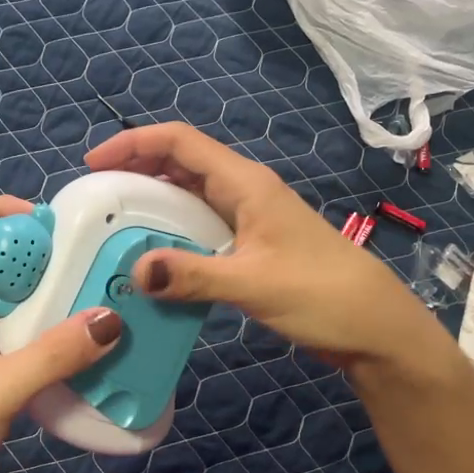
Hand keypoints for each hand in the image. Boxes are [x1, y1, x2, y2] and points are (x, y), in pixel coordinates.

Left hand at [0, 196, 122, 472]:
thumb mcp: (1, 389)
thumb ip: (54, 353)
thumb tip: (110, 317)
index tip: (45, 220)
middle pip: (0, 260)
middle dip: (40, 251)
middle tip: (89, 256)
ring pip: (17, 299)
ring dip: (51, 293)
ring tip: (98, 291)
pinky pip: (26, 336)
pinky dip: (53, 330)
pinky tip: (86, 342)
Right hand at [85, 122, 438, 365]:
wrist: (379, 330)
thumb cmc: (323, 295)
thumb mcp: (254, 284)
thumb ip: (192, 275)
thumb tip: (135, 270)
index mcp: (245, 183)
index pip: (179, 142)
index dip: (133, 143)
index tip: (94, 165)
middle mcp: (243, 190)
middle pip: (179, 162)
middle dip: (135, 169)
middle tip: (96, 198)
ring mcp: (248, 216)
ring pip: (188, 193)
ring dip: (151, 201)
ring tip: (113, 224)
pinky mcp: (250, 243)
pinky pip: (199, 223)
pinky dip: (169, 230)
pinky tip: (153, 257)